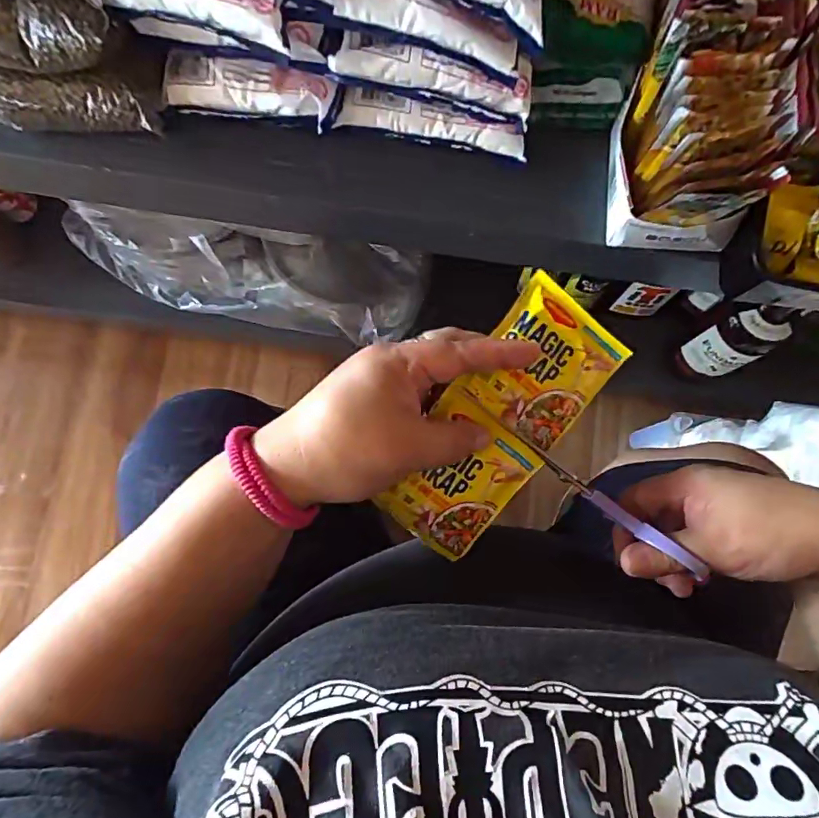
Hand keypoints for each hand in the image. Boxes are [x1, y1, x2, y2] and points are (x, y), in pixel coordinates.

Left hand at [249, 328, 539, 505]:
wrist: (285, 467)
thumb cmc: (350, 450)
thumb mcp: (410, 449)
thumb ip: (455, 440)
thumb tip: (483, 435)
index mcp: (400, 363)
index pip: (461, 352)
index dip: (500, 353)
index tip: (533, 351)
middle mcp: (388, 361)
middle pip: (444, 350)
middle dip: (481, 358)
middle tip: (513, 369)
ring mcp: (375, 378)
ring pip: (429, 372)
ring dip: (460, 383)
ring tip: (490, 396)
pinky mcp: (367, 397)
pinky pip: (414, 391)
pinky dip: (439, 401)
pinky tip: (451, 419)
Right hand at [612, 465, 818, 596]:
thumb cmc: (766, 535)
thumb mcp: (710, 550)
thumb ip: (663, 555)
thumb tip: (622, 562)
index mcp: (687, 481)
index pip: (634, 497)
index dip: (624, 527)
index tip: (629, 562)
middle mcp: (697, 486)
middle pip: (652, 515)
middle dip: (650, 550)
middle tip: (666, 582)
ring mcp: (715, 502)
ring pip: (673, 529)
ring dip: (671, 559)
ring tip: (686, 586)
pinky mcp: (730, 520)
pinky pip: (695, 535)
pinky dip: (691, 557)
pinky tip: (702, 579)